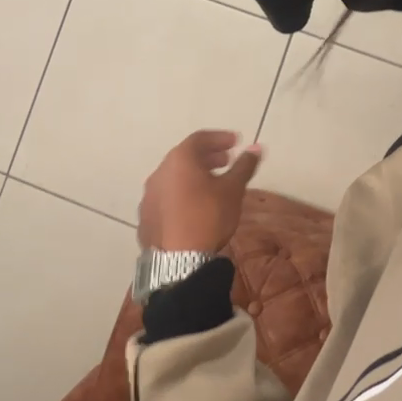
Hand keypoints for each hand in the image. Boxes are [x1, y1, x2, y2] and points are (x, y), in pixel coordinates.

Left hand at [138, 131, 261, 251]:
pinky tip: (193, 208)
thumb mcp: (233, 189)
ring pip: (173, 177)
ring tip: (211, 185)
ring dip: (193, 176)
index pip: (200, 138)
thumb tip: (256, 147)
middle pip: (185, 157)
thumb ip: (244, 165)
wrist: (178, 263)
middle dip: (207, 156)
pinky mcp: (145, 218)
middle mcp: (159, 173)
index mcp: (179, 160)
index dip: (220, 138)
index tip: (236, 143)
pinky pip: (165, 197)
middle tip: (226, 162)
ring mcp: (148, 196)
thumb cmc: (208, 216)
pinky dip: (180, 194)